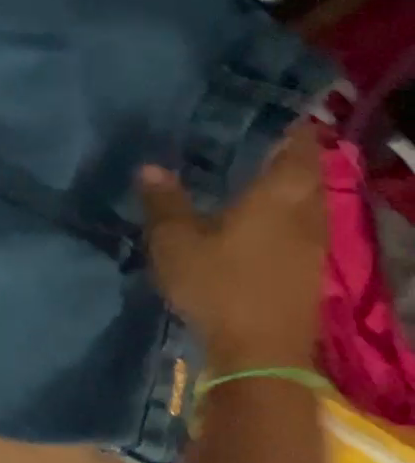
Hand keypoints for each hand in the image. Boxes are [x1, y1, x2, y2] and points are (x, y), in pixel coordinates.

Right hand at [139, 125, 326, 371]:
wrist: (258, 352)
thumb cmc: (216, 284)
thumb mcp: (173, 239)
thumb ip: (164, 200)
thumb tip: (152, 166)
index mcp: (277, 200)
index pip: (296, 152)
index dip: (289, 130)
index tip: (269, 111)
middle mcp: (304, 216)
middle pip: (305, 176)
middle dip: (284, 155)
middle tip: (247, 136)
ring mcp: (310, 246)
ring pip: (304, 202)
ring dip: (282, 184)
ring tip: (245, 170)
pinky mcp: (304, 269)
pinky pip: (297, 224)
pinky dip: (279, 210)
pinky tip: (250, 212)